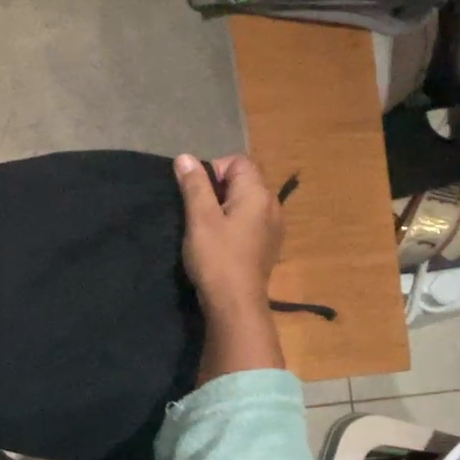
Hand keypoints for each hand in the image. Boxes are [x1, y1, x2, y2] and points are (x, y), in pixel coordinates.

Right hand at [174, 153, 284, 311]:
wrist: (235, 302)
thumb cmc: (216, 258)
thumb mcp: (199, 219)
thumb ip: (194, 186)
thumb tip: (185, 157)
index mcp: (257, 193)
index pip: (238, 162)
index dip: (213, 170)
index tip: (195, 194)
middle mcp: (272, 204)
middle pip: (245, 180)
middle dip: (219, 189)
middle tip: (197, 212)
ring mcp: (274, 225)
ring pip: (248, 202)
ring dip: (226, 207)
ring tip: (207, 229)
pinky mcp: (269, 244)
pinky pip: (252, 221)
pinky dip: (236, 223)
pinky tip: (222, 243)